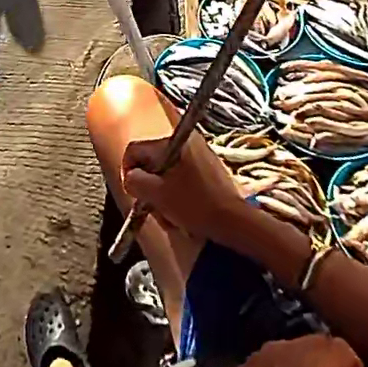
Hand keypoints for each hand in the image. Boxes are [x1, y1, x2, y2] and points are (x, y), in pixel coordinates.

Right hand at [119, 129, 249, 243]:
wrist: (239, 225)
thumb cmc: (196, 206)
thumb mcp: (156, 194)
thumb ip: (134, 181)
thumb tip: (130, 178)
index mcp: (171, 142)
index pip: (134, 150)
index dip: (128, 172)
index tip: (133, 192)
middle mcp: (186, 142)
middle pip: (151, 163)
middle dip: (150, 188)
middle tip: (154, 207)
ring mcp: (201, 156)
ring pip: (167, 174)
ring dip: (164, 195)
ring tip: (172, 216)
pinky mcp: (212, 171)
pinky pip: (183, 179)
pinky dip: (179, 195)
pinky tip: (185, 214)